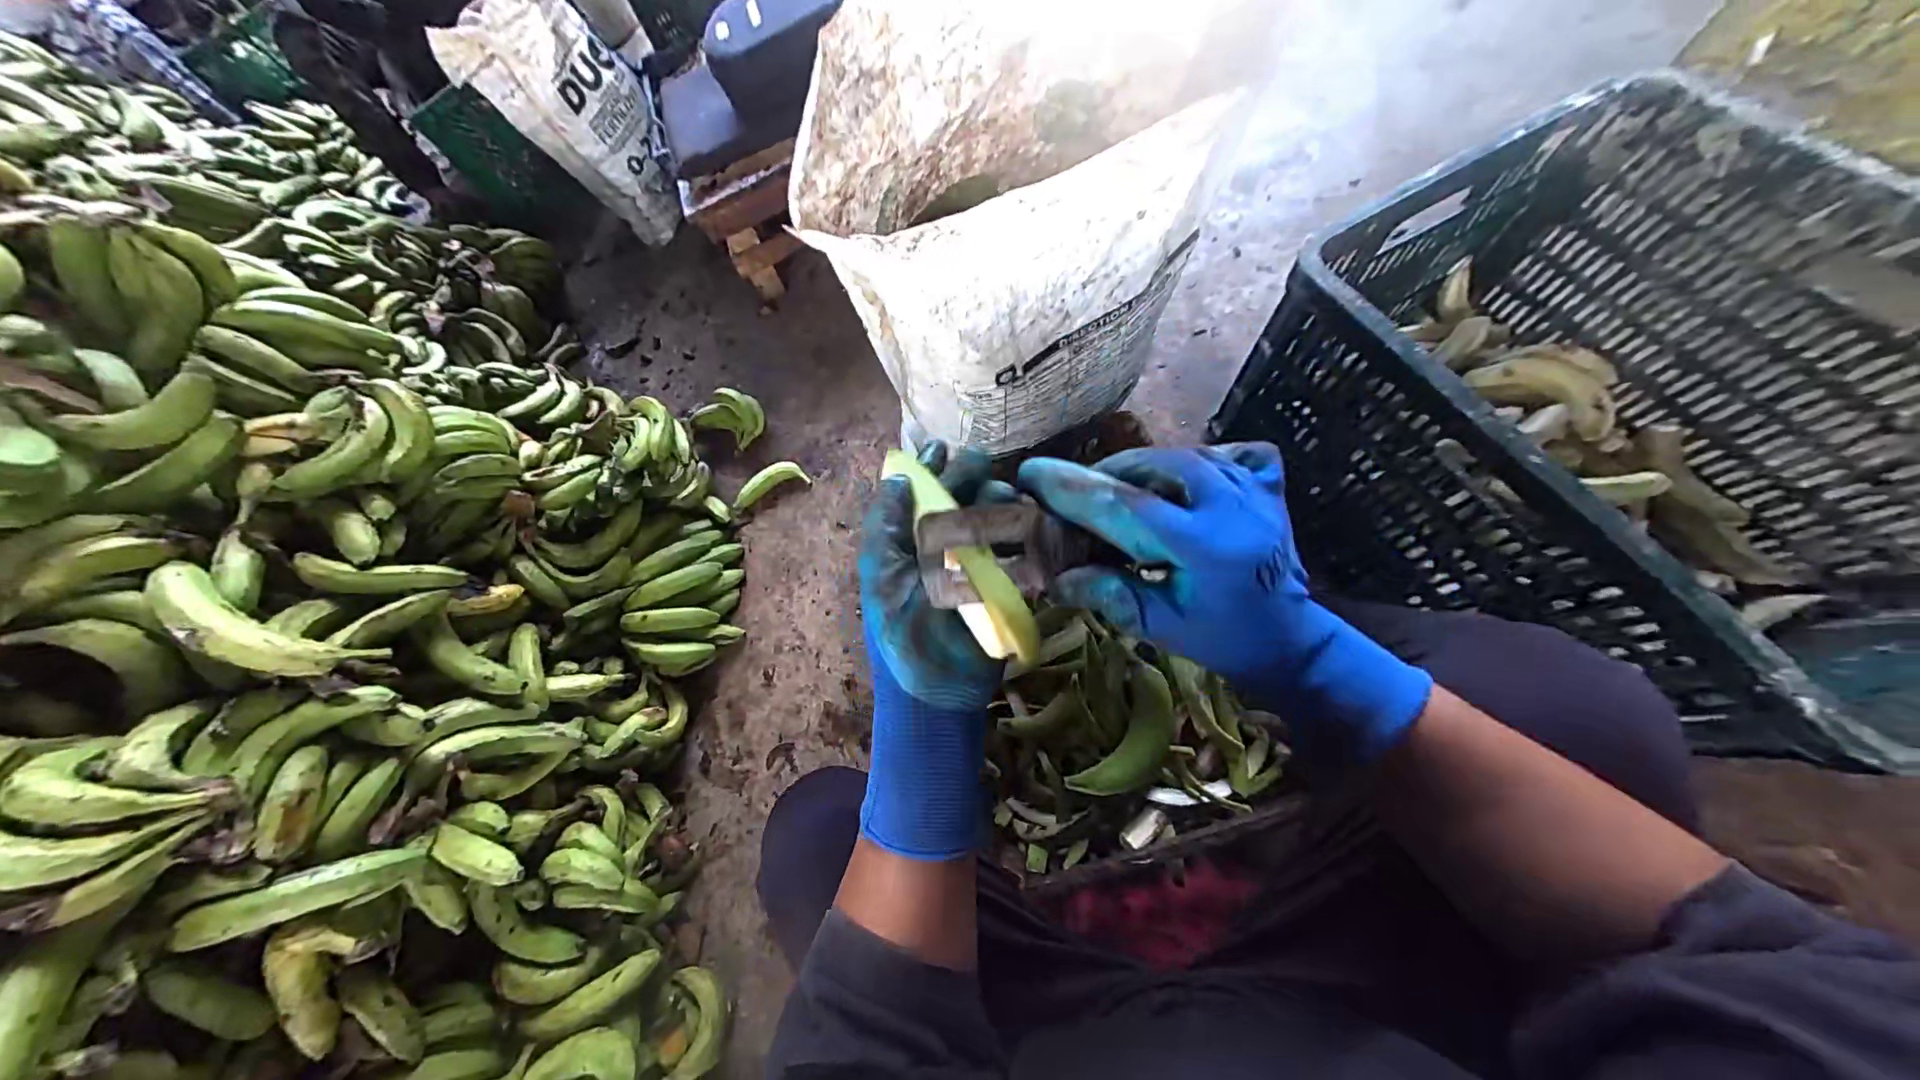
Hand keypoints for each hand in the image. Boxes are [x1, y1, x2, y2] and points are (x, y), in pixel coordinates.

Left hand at [856, 440, 1011, 858]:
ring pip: (996, 516)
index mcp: (911, 541)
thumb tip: (894, 475)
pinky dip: (1027, 531)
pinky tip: (1030, 523)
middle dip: (971, 478)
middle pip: (963, 497)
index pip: (923, 491)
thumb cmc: (901, 635)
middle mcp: (947, 548)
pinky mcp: (1011, 583)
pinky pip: (1023, 547)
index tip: (942, 446)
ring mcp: (981, 564)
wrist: (938, 692)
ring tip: (1001, 500)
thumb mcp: (882, 578)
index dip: (932, 465)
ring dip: (999, 502)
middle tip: (980, 470)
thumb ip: (886, 525)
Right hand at [1017, 444, 1432, 766]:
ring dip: (1143, 466)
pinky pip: (1226, 452)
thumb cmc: (1223, 639)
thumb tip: (1058, 577)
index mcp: (1203, 545)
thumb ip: (1110, 595)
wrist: (1292, 638)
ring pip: (1185, 454)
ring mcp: (1254, 489)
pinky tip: (1181, 483)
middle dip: (1106, 474)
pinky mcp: (1268, 484)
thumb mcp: (1162, 626)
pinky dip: (1196, 460)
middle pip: (1153, 466)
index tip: (1033, 474)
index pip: (1125, 505)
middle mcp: (1231, 504)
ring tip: (1117, 487)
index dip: (1073, 488)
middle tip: (1076, 491)